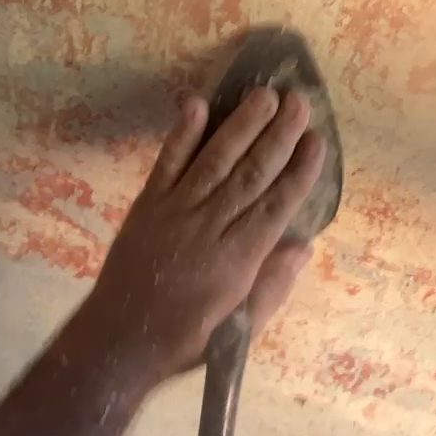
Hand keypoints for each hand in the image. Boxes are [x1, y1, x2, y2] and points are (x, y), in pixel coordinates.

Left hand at [69, 88, 325, 385]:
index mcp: (236, 262)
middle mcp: (209, 228)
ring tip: (264, 94)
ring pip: (215, 160)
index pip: (276, 207)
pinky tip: (197, 104)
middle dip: (278, 137)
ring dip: (240, 125)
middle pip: (250, 175)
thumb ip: (272, 287)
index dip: (299, 172)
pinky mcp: (148, 203)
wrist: (118, 340)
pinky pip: (168, 163)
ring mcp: (176, 211)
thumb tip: (305, 246)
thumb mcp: (238, 331)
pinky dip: (182, 133)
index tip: (318, 141)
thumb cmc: (186, 338)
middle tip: (299, 101)